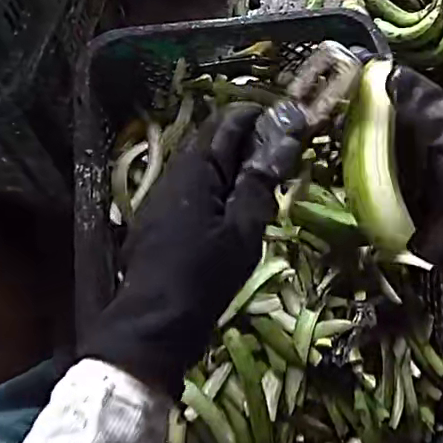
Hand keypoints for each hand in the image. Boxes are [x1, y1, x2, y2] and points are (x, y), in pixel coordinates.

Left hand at [82, 103, 303, 395]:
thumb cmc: (203, 277)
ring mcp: (163, 195)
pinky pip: (195, 185)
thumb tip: (283, 142)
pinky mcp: (161, 217)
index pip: (228, 122)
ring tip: (268, 177)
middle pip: (214, 139)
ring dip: (236, 162)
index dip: (259, 116)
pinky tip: (239, 203)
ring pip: (205, 163)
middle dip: (250, 138)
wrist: (151, 327)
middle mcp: (174, 173)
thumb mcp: (243, 231)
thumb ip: (260, 183)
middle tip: (285, 151)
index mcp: (195, 170)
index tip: (290, 121)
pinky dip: (221, 183)